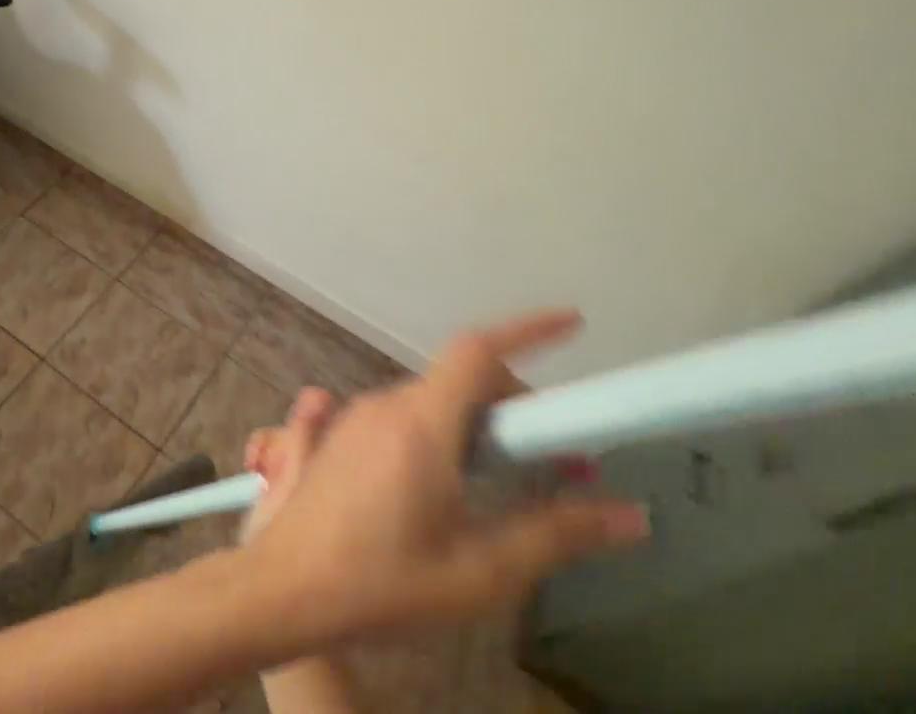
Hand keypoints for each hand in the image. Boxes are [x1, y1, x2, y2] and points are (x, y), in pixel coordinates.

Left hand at [237, 310, 649, 655]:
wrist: (283, 590)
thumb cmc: (383, 583)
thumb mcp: (481, 570)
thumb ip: (557, 534)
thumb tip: (632, 514)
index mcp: (420, 424)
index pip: (477, 351)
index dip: (527, 331)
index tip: (571, 325)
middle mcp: (382, 407)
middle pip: (458, 379)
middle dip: (513, 405)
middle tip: (555, 461)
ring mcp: (350, 420)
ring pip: (427, 401)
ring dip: (472, 423)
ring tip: (504, 478)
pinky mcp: (332, 439)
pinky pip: (395, 418)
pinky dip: (434, 430)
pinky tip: (446, 478)